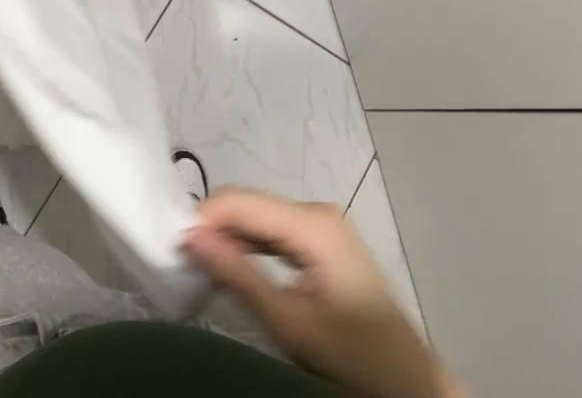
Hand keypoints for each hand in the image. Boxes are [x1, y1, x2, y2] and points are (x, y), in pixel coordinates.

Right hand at [184, 188, 462, 397]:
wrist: (408, 383)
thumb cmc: (351, 355)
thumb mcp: (289, 322)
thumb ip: (237, 275)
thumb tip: (189, 237)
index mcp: (313, 225)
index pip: (239, 201)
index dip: (202, 218)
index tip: (173, 247)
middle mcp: (316, 212)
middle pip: (247, 203)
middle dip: (213, 226)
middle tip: (185, 260)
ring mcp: (321, 224)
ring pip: (256, 214)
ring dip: (227, 235)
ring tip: (202, 265)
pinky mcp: (321, 239)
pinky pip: (271, 228)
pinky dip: (247, 243)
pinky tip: (231, 266)